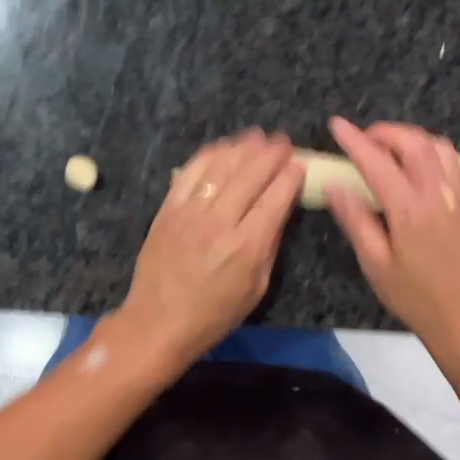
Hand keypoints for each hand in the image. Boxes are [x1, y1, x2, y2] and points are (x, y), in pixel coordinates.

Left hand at [116, 130, 303, 367]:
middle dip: (271, 154)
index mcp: (248, 246)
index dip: (291, 176)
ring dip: (243, 147)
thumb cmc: (214, 314)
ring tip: (257, 137)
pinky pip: (190, 172)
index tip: (300, 164)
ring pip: (221, 166)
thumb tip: (280, 210)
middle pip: (251, 174)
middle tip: (283, 142)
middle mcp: (220, 222)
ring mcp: (190, 212)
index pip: (277, 197)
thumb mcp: (256, 288)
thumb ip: (269, 245)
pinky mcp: (168, 209)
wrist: (158, 322)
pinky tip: (223, 147)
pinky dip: (209, 155)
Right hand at [324, 116, 459, 346]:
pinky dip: (441, 154)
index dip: (354, 140)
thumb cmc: (411, 294)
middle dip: (386, 132)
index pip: (377, 162)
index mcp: (409, 209)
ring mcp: (458, 195)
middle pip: (414, 141)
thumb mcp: (374, 263)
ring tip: (392, 150)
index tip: (336, 125)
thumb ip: (355, 220)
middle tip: (364, 140)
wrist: (459, 314)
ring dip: (412, 138)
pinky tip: (426, 166)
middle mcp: (437, 193)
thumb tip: (335, 186)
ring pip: (439, 146)